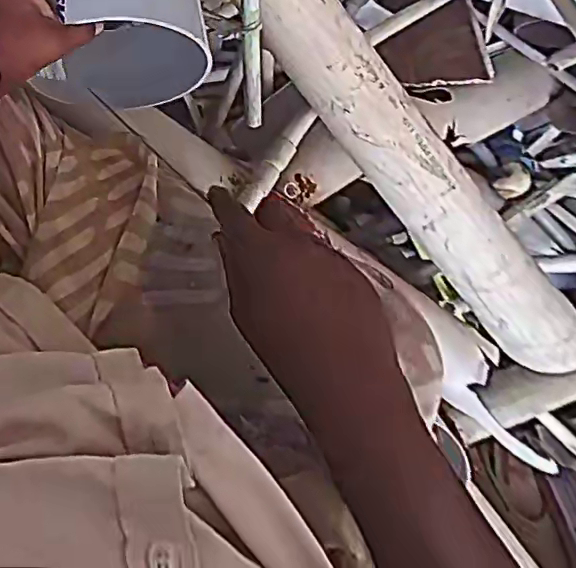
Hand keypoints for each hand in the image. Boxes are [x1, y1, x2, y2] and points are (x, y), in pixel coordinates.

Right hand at [209, 186, 406, 407]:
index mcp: (258, 247)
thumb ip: (234, 269)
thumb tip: (228, 247)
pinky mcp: (355, 271)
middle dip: (261, 215)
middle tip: (253, 232)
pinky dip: (316, 265)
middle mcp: (294, 241)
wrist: (347, 377)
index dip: (223, 202)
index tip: (220, 199)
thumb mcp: (243, 310)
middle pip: (274, 209)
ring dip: (290, 242)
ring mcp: (328, 254)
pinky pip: (328, 257)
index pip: (234, 211)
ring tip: (284, 271)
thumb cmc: (286, 349)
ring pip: (302, 232)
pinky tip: (314, 293)